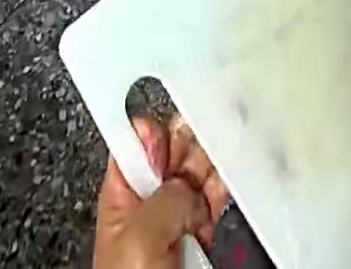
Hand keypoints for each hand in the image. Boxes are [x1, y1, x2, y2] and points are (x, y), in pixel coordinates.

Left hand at [94, 116, 226, 268]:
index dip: (157, 128)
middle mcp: (149, 203)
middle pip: (173, 152)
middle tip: (204, 135)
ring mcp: (174, 220)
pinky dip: (225, 184)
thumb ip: (164, 197)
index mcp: (121, 197)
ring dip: (210, 161)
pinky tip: (230, 174)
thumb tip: (188, 182)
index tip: (177, 113)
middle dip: (191, 142)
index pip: (137, 144)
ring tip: (220, 153)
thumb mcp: (141, 237)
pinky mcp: (199, 235)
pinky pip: (215, 198)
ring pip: (197, 173)